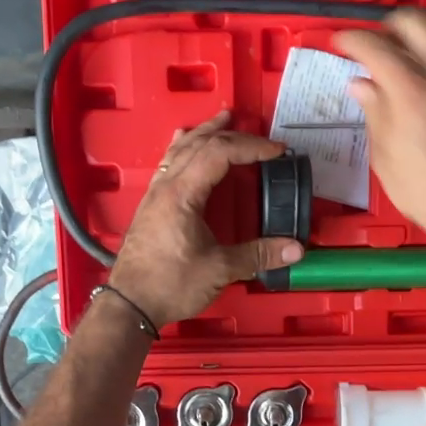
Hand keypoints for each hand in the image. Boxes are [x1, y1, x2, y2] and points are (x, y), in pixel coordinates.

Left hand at [106, 111, 305, 326]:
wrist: (130, 305)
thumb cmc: (170, 285)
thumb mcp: (219, 269)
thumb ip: (257, 255)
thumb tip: (295, 249)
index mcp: (182, 194)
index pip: (219, 154)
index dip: (250, 147)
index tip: (276, 151)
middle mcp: (166, 187)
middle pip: (199, 144)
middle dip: (230, 134)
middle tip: (257, 133)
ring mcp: (155, 195)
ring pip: (179, 150)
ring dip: (204, 133)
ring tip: (221, 120)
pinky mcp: (151, 207)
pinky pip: (168, 164)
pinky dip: (183, 149)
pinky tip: (183, 145)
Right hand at [333, 7, 425, 250]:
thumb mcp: (385, 157)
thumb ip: (375, 113)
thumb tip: (362, 84)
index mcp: (408, 89)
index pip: (373, 45)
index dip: (351, 39)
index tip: (341, 43)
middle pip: (413, 20)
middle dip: (388, 25)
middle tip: (378, 42)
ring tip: (418, 39)